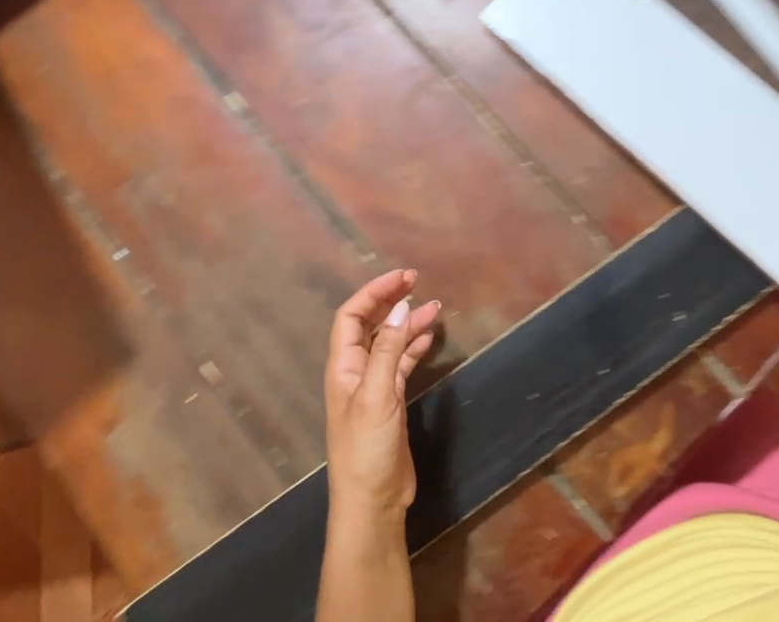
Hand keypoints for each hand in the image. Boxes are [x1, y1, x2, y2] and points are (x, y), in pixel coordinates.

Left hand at [324, 269, 441, 522]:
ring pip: (390, 342)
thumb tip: (401, 307)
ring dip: (408, 322)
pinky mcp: (391, 401)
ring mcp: (373, 386)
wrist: (372, 501)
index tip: (403, 278)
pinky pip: (402, 362)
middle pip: (370, 324)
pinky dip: (415, 346)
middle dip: (390, 300)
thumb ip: (388, 350)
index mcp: (343, 366)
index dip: (375, 292)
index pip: (352, 316)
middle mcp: (355, 370)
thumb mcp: (377, 395)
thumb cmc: (366, 448)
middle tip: (417, 281)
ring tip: (435, 307)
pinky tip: (430, 336)